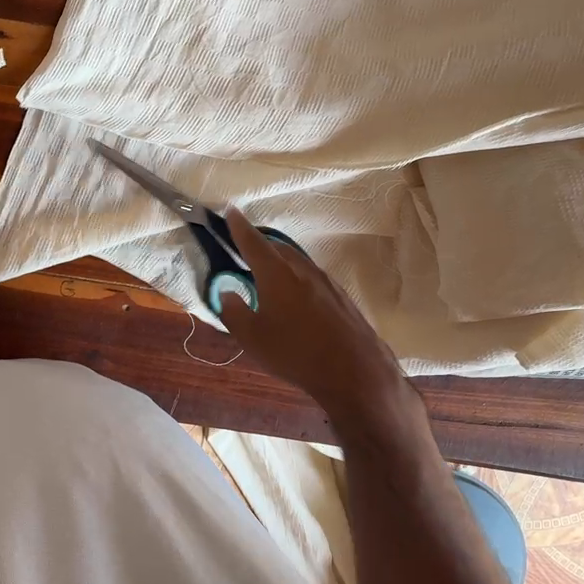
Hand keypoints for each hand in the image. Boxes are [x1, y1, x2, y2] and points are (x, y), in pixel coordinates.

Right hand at [216, 209, 415, 420]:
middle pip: (277, 249)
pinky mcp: (342, 299)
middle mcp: (303, 271)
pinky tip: (293, 300)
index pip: (253, 243)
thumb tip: (227, 293)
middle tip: (242, 250)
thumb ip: (233, 310)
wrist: (356, 374)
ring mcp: (327, 283)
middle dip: (259, 245)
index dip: (239, 227)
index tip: (230, 210)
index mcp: (277, 275)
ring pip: (297, 263)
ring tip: (265, 275)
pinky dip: (295, 279)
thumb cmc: (295, 353)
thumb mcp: (251, 337)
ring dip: (279, 263)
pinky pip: (311, 279)